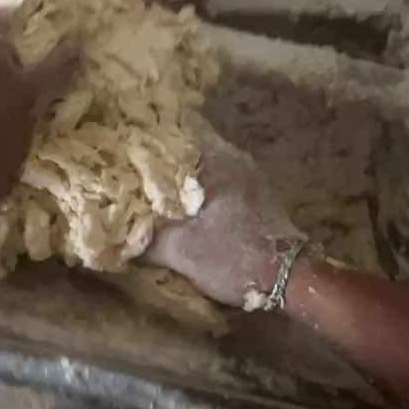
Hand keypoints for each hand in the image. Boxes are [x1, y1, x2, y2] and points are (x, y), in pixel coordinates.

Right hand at [146, 133, 305, 309]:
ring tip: (159, 183)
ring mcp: (250, 173)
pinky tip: (189, 200)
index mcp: (217, 160)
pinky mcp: (258, 191)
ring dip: (186, 172)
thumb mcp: (181, 252)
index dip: (153, 136)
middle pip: (192, 144)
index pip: (180, 130)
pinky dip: (203, 183)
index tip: (131, 142)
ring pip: (208, 161)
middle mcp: (235, 158)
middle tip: (139, 165)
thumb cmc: (233, 257)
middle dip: (167, 155)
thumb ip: (147, 240)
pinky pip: (221, 175)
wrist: (290, 278)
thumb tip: (119, 235)